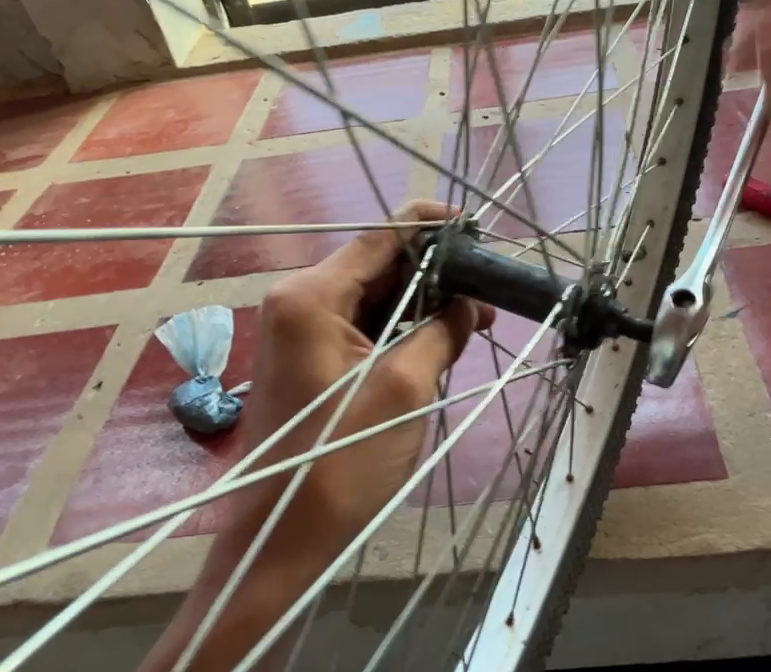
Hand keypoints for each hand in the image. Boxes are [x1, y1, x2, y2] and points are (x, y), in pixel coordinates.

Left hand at [148, 201, 492, 671]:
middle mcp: (299, 299)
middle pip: (377, 264)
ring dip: (421, 303)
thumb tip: (470, 303)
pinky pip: (362, 324)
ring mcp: (299, 329)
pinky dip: (400, 327)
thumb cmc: (342, 462)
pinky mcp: (308, 357)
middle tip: (487, 289)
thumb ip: (442, 330)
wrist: (283, 543)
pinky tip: (440, 340)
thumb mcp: (406, 387)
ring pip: (373, 295)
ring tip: (475, 319)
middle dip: (434, 272)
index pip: (381, 236)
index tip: (478, 230)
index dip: (432, 226)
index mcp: (311, 295)